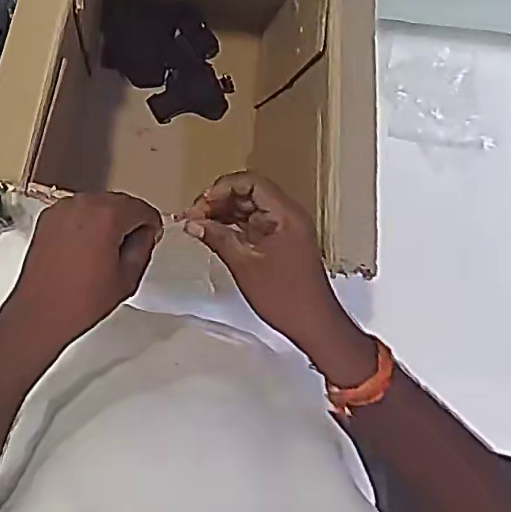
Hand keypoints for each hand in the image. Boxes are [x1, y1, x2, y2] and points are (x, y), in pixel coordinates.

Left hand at [0, 192, 162, 368]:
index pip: (140, 208)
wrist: (42, 309)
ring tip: (107, 250)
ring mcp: (62, 208)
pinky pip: (76, 211)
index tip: (152, 235)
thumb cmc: (81, 299)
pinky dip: (85, 222)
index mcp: (107, 215)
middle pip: (118, 202)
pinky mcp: (48, 216)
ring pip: (96, 204)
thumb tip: (145, 233)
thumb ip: (143, 247)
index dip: (151, 223)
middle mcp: (83, 203)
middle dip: (129, 220)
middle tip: (134, 245)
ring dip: (106, 219)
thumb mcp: (128, 277)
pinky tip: (86, 248)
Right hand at [186, 173, 374, 384]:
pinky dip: (232, 224)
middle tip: (195, 215)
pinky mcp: (279, 241)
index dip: (222, 188)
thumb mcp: (244, 264)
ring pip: (248, 206)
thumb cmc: (288, 299)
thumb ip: (216, 237)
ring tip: (199, 224)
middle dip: (219, 200)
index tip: (203, 203)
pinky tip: (213, 233)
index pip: (251, 182)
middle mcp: (287, 216)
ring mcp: (284, 228)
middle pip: (248, 192)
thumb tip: (193, 223)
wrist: (317, 329)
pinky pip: (251, 222)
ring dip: (223, 212)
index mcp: (285, 215)